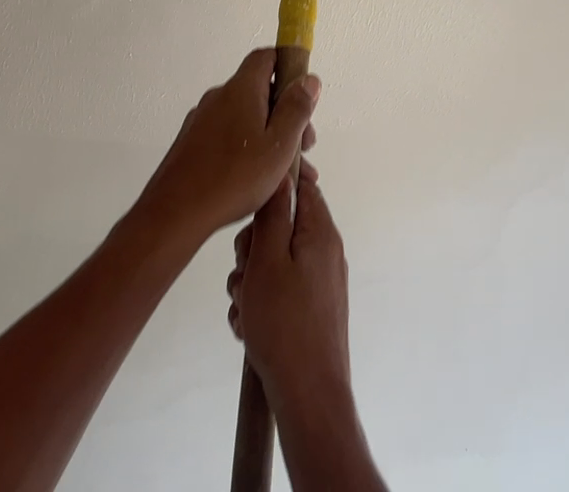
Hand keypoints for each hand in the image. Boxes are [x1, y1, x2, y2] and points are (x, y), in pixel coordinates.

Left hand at [132, 48, 319, 242]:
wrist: (176, 212)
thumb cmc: (234, 177)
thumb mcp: (279, 144)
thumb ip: (296, 109)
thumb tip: (308, 79)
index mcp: (241, 90)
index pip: (266, 58)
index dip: (289, 67)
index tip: (305, 96)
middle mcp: (218, 98)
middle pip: (259, 91)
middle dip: (286, 114)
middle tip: (304, 147)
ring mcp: (202, 121)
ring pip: (246, 118)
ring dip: (271, 137)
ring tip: (289, 172)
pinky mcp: (193, 143)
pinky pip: (229, 136)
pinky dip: (249, 149)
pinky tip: (261, 180)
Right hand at [226, 162, 351, 412]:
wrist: (308, 393)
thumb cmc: (284, 322)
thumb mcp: (268, 260)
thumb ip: (274, 215)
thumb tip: (282, 176)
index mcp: (321, 234)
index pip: (302, 187)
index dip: (274, 188)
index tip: (251, 207)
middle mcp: (324, 253)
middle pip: (280, 227)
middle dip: (252, 246)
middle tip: (245, 269)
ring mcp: (318, 283)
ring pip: (271, 262)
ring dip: (249, 280)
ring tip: (245, 306)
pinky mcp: (309, 309)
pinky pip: (276, 291)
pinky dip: (259, 303)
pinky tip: (249, 326)